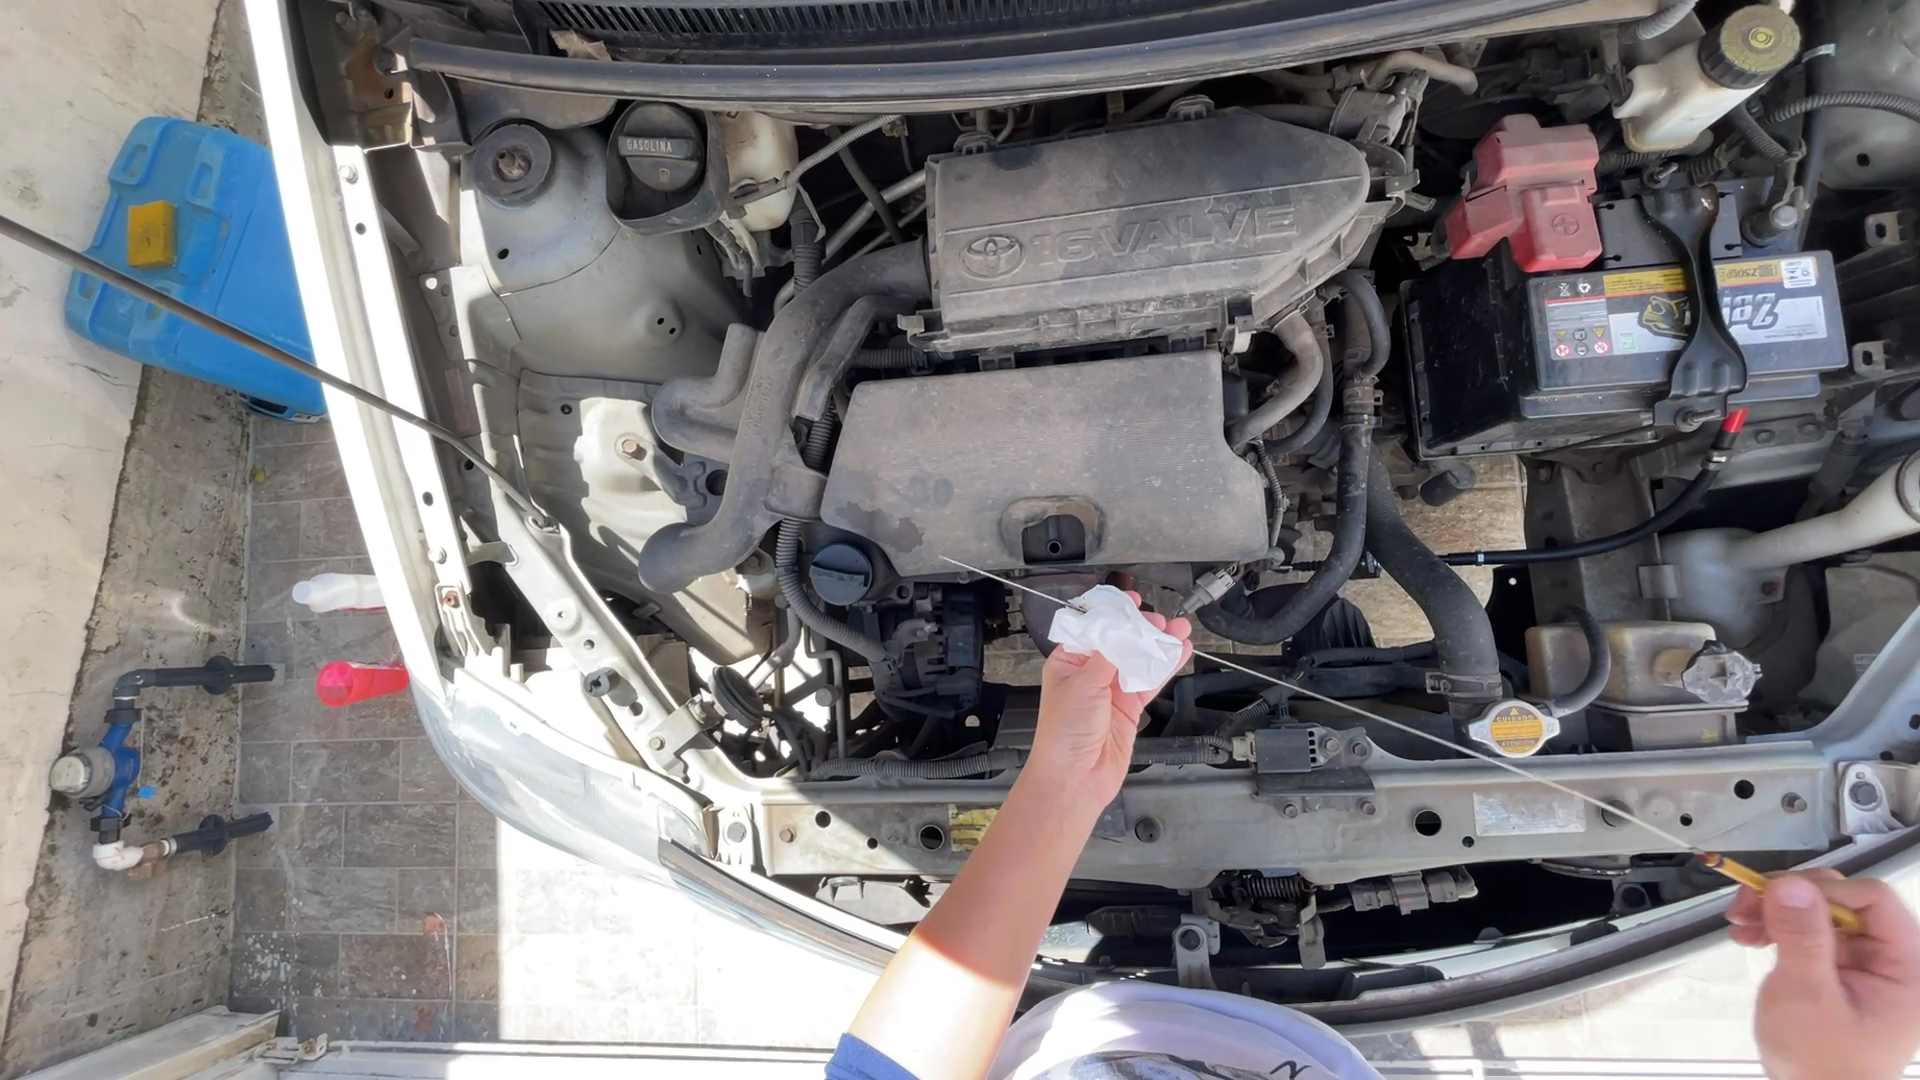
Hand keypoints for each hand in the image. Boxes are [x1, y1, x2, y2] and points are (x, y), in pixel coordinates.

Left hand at [1027, 591, 1191, 809]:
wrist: (1075, 777)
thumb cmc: (1064, 731)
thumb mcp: (1082, 684)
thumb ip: (1107, 654)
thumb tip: (1123, 628)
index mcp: (1068, 661)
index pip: (1092, 629)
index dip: (1112, 614)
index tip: (1131, 601)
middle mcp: (1089, 672)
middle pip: (1120, 642)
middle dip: (1141, 629)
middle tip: (1160, 621)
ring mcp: (1111, 689)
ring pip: (1139, 659)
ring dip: (1159, 645)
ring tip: (1181, 629)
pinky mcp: (1129, 707)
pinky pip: (1149, 681)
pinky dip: (1165, 667)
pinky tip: (1180, 652)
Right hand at [1727, 871, 1919, 1079]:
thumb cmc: (1819, 1055)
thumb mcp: (1807, 995)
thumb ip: (1803, 938)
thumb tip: (1790, 883)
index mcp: (1905, 969)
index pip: (1873, 900)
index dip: (1821, 889)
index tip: (1770, 900)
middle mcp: (1889, 960)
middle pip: (1840, 896)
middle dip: (1784, 896)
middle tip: (1742, 910)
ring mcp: (1861, 961)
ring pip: (1814, 906)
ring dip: (1769, 907)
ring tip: (1740, 926)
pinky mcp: (1834, 963)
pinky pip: (1802, 924)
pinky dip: (1769, 922)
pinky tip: (1747, 937)